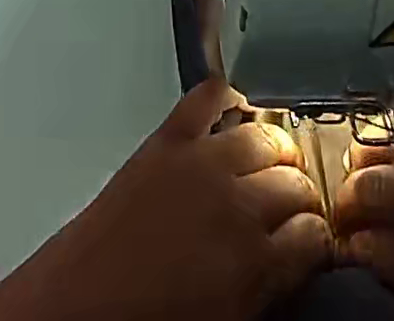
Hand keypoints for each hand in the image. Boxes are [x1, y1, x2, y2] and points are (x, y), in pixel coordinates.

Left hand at [0, 79, 331, 320]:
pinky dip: (225, 95)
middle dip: (300, 195)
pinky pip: (206, 97)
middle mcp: (237, 204)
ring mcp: (201, 163)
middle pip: (294, 182)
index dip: (317, 238)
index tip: (312, 239)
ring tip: (269, 161)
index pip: (314, 236)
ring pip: (263, 136)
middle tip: (290, 203)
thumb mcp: (227, 320)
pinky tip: (234, 106)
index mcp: (256, 263)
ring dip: (274, 149)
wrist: (77, 309)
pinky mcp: (167, 140)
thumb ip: (267, 284)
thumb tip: (291, 259)